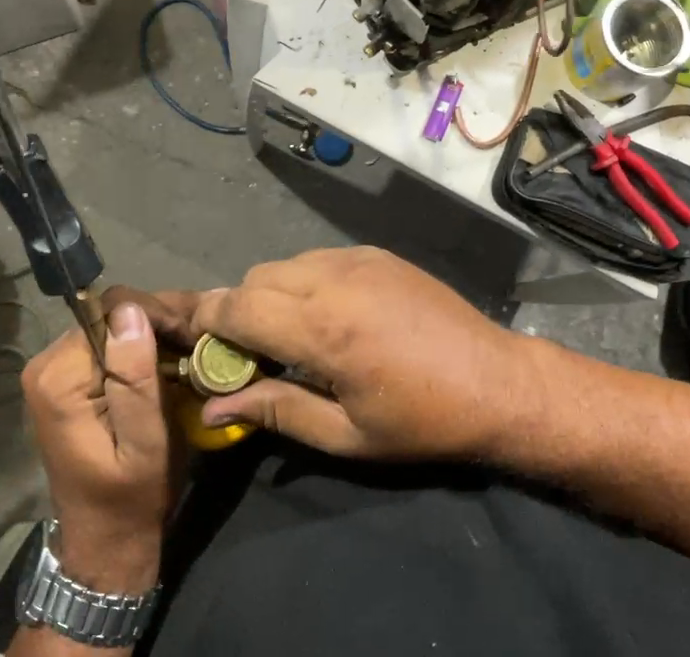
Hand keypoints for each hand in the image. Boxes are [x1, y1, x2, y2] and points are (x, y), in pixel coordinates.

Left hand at [21, 299, 173, 591]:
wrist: (107, 540)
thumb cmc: (131, 496)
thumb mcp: (146, 442)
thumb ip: (135, 377)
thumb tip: (129, 311)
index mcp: (58, 377)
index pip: (113, 310)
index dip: (159, 318)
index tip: (193, 343)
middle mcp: (45, 366)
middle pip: (111, 313)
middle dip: (159, 325)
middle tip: (196, 352)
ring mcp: (53, 372)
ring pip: (113, 325)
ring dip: (154, 337)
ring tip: (188, 359)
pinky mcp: (66, 381)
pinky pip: (108, 345)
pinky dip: (142, 351)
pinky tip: (167, 368)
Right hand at [179, 247, 536, 460]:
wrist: (496, 380)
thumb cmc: (421, 420)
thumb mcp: (346, 435)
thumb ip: (276, 411)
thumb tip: (211, 407)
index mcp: (323, 329)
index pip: (237, 307)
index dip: (206, 322)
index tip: (193, 344)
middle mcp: (334, 281)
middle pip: (254, 279)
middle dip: (238, 311)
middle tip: (249, 353)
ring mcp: (359, 260)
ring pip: (285, 265)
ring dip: (271, 294)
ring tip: (292, 337)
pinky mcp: (378, 254)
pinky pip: (318, 258)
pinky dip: (304, 281)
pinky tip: (328, 315)